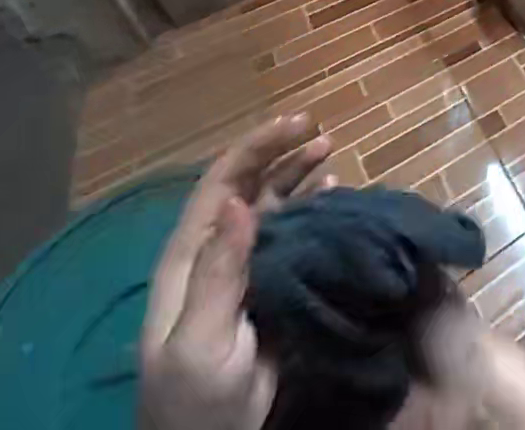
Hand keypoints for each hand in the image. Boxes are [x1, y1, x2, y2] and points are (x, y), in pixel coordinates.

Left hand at [140, 113, 332, 429]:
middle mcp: (217, 249)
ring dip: (299, 173)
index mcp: (191, 254)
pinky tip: (333, 193)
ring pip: (273, 203)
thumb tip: (236, 202)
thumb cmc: (195, 402)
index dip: (257, 146)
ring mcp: (245, 266)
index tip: (297, 124)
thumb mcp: (199, 342)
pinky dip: (313, 205)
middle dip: (281, 150)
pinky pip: (293, 232)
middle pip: (249, 183)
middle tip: (320, 131)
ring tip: (331, 150)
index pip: (222, 181)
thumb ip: (216, 275)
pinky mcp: (272, 283)